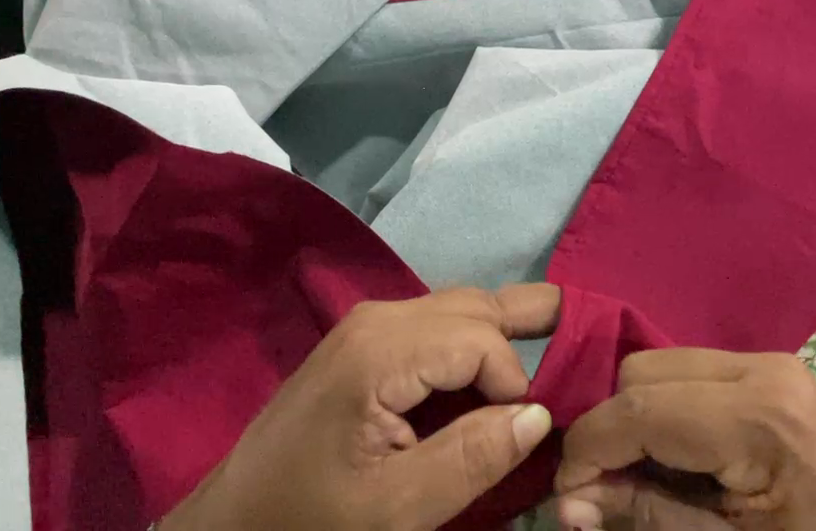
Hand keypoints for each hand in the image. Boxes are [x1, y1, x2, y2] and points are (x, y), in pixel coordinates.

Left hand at [159, 284, 560, 530]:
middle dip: (526, 330)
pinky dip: (472, 344)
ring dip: (502, 333)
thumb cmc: (312, 520)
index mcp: (380, 350)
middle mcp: (378, 317)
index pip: (479, 338)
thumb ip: (471, 459)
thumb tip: (540, 414)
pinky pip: (434, 326)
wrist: (235, 522)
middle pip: (472, 306)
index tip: (529, 435)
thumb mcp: (395, 512)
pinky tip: (493, 372)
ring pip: (457, 308)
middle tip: (580, 354)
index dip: (515, 381)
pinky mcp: (364, 341)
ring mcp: (368, 325)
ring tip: (555, 351)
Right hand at [552, 349, 815, 530]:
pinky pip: (694, 376)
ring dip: (638, 416)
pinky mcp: (777, 375)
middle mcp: (762, 367)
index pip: (641, 407)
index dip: (589, 447)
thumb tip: (565, 506)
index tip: (562, 494)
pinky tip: (675, 461)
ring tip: (637, 478)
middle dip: (612, 426)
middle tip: (601, 490)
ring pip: (664, 366)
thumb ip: (647, 517)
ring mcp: (773, 364)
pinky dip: (669, 411)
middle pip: (644, 371)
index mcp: (759, 414)